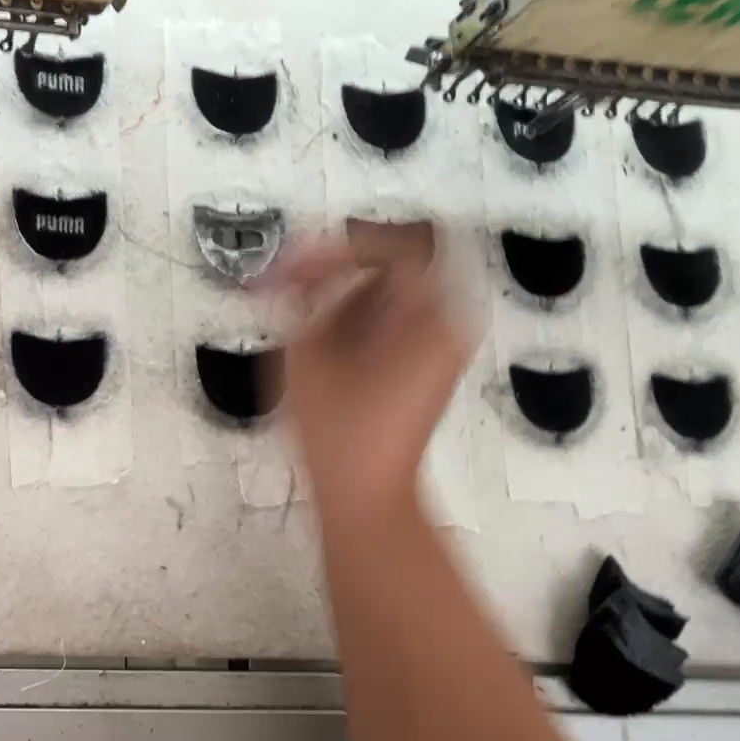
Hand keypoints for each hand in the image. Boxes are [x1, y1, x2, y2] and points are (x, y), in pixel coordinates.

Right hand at [270, 235, 472, 525]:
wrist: (365, 494)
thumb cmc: (337, 432)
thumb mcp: (308, 355)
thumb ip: (307, 300)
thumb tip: (305, 271)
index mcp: (431, 313)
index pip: (391, 246)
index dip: (333, 248)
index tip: (290, 264)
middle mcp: (449, 320)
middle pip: (396, 262)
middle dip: (336, 266)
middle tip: (290, 282)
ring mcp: (443, 342)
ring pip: (391, 289)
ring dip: (341, 292)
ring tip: (296, 312)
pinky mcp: (428, 362)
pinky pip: (393, 317)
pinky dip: (354, 315)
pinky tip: (318, 337)